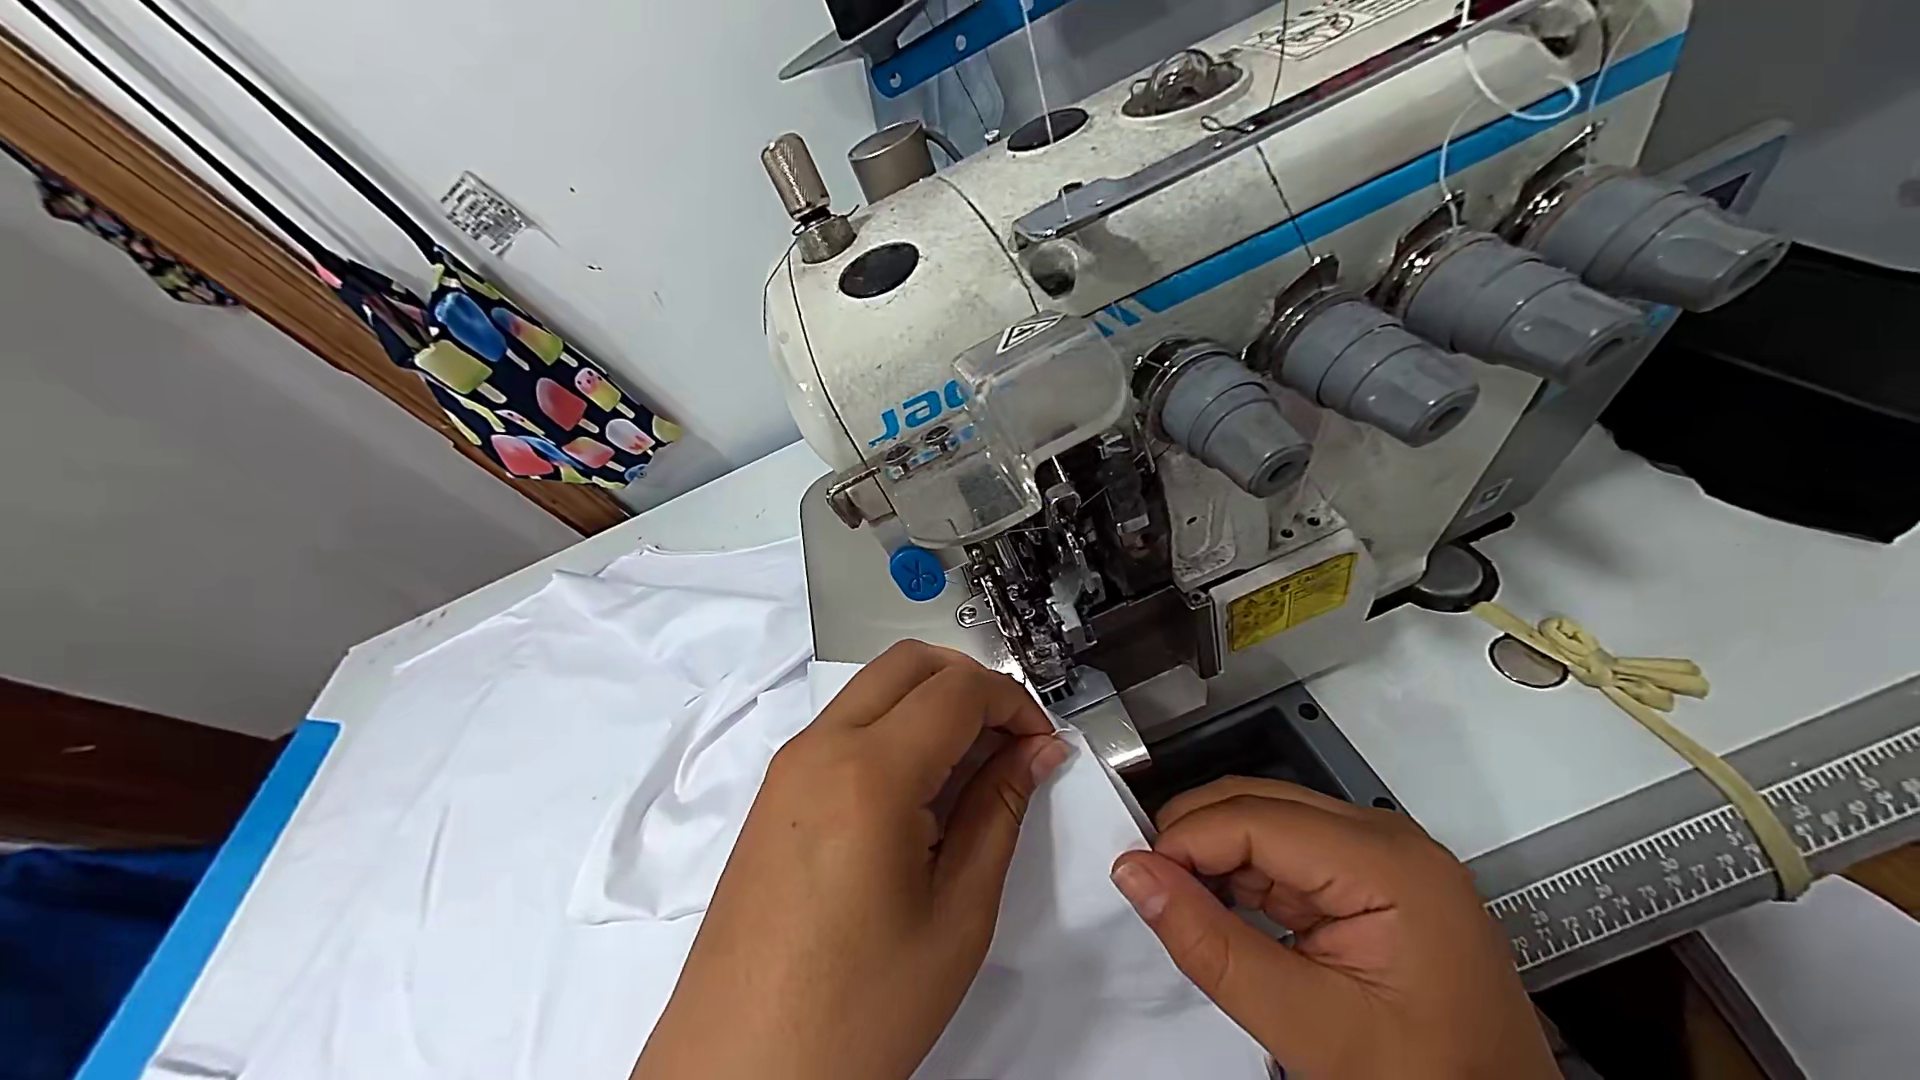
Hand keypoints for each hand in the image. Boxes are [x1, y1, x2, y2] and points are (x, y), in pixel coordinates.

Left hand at [632, 641, 1069, 1079]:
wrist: (741, 1071)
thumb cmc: (859, 1008)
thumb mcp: (958, 912)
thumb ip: (1000, 809)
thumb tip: (1035, 750)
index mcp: (868, 774)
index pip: (959, 690)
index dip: (1014, 704)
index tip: (1041, 743)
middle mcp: (820, 747)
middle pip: (911, 662)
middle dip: (972, 683)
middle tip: (1007, 741)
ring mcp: (790, 763)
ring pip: (876, 684)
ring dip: (932, 700)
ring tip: (969, 768)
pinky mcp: (777, 787)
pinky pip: (848, 721)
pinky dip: (896, 725)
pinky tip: (919, 788)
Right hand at [1110, 778, 1557, 1078]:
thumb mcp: (1310, 1026)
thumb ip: (1212, 946)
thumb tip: (1138, 876)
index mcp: (1388, 864)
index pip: (1254, 818)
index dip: (1185, 840)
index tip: (1141, 876)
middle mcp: (1386, 838)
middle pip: (1256, 803)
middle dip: (1194, 837)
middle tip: (1154, 886)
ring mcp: (1379, 852)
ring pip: (1261, 819)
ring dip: (1214, 856)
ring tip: (1189, 906)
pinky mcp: (1367, 871)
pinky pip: (1281, 847)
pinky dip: (1241, 872)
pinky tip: (1226, 909)